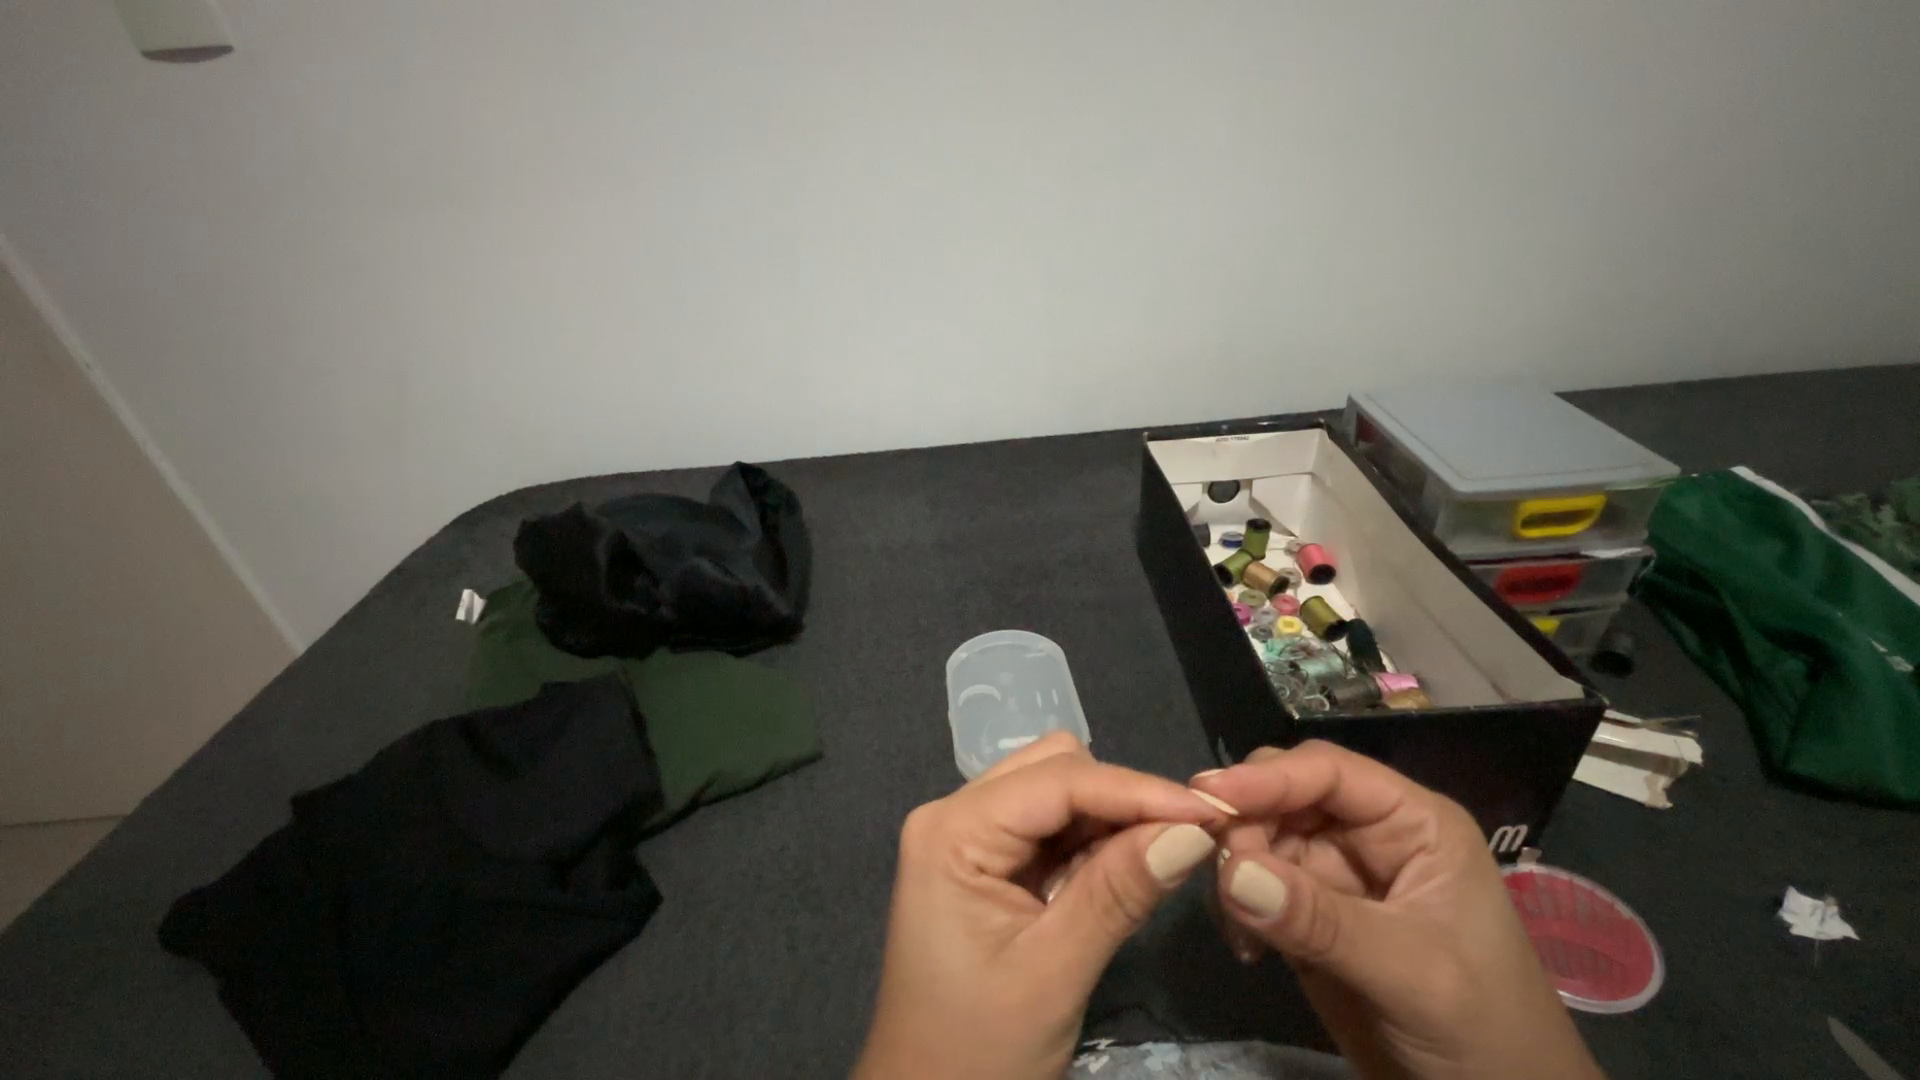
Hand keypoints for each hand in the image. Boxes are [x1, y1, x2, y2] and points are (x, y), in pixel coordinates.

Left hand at [853, 733, 1232, 1079]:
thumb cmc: (976, 1049)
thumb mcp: (1053, 972)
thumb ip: (1118, 892)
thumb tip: (1193, 832)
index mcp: (953, 830)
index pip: (1057, 780)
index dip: (1137, 789)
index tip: (1210, 811)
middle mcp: (955, 814)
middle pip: (1055, 770)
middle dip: (1123, 798)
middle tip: (1190, 838)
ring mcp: (968, 835)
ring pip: (1057, 792)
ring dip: (1112, 818)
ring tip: (1163, 854)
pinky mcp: (987, 861)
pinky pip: (1051, 828)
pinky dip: (1093, 842)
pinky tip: (1126, 867)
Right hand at [1194, 742, 1602, 1079]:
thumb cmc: (1485, 1035)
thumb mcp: (1411, 974)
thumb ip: (1320, 921)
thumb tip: (1231, 871)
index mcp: (1412, 822)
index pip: (1328, 772)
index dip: (1266, 777)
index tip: (1205, 795)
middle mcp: (1369, 833)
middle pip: (1283, 796)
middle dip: (1244, 825)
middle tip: (1222, 878)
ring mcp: (1336, 873)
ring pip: (1259, 837)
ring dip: (1235, 871)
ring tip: (1241, 930)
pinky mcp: (1309, 913)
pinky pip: (1253, 885)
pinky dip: (1236, 907)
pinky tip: (1247, 950)